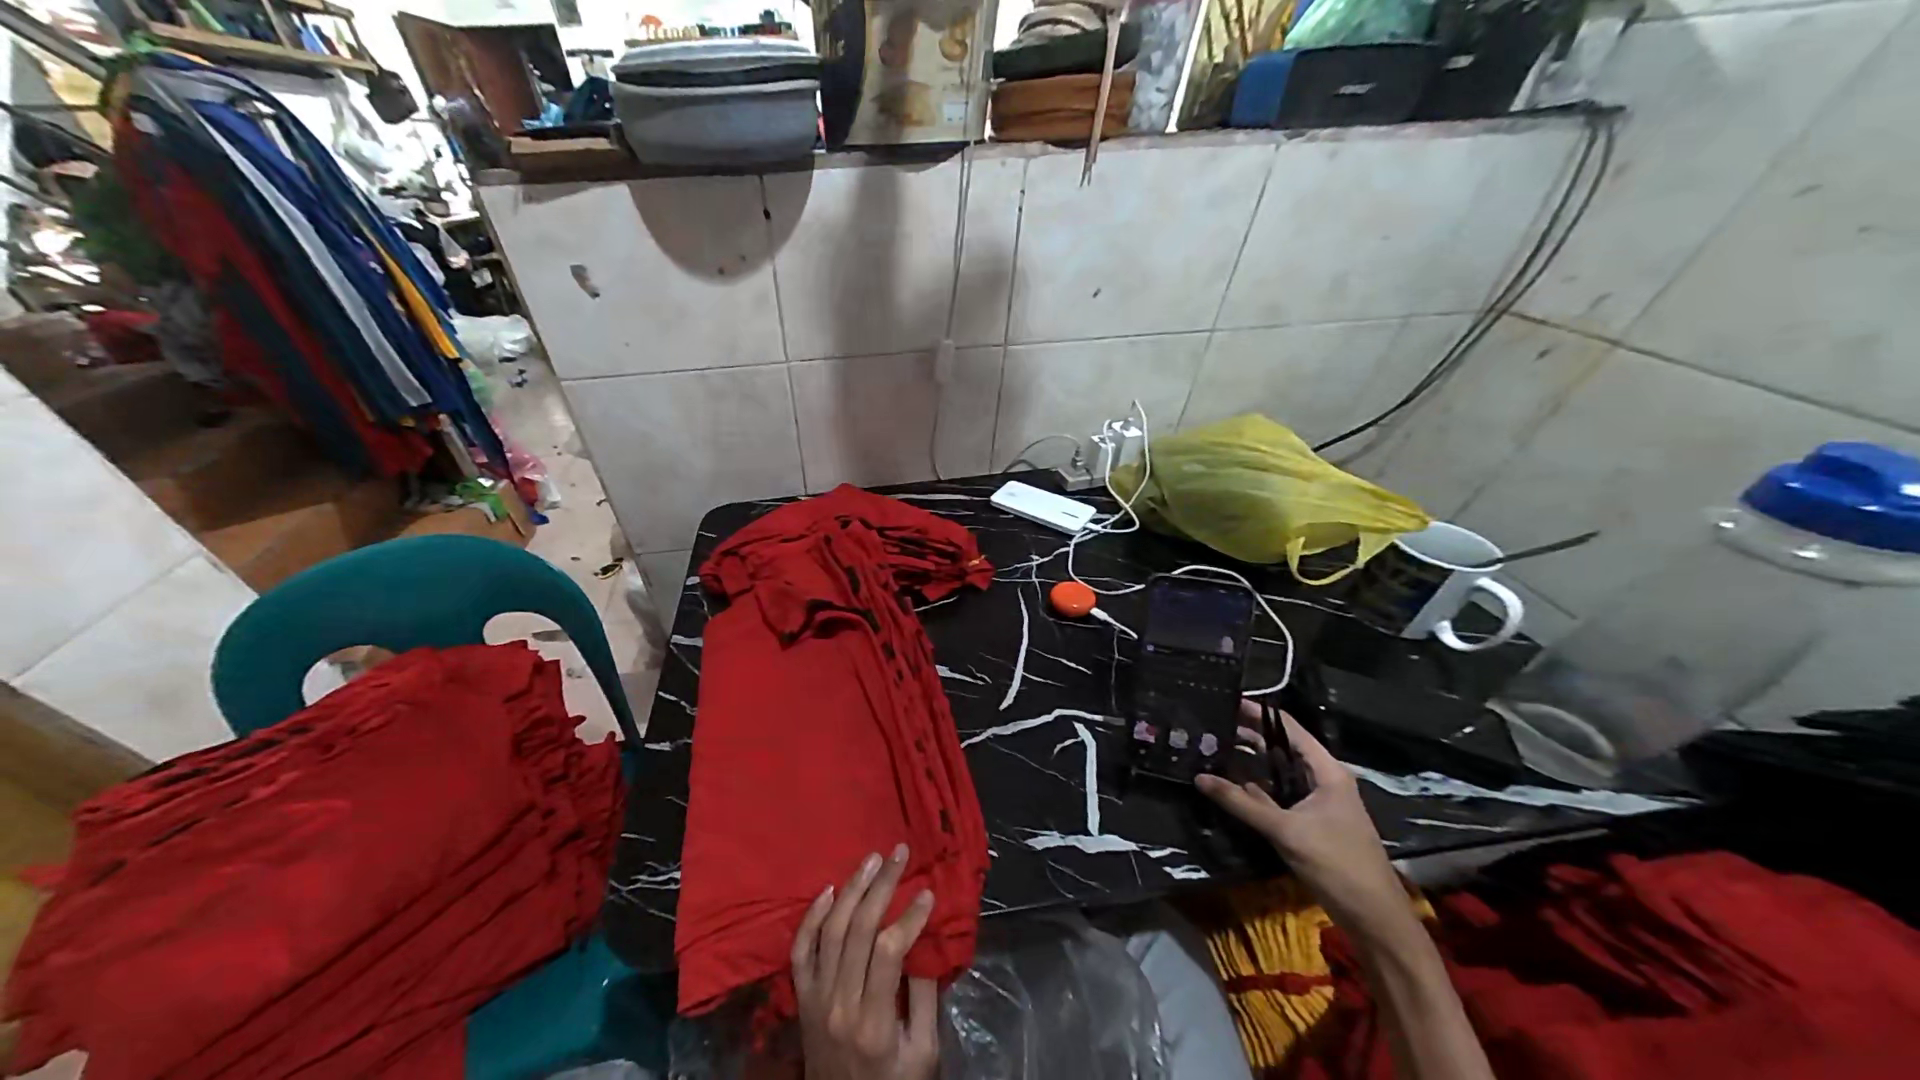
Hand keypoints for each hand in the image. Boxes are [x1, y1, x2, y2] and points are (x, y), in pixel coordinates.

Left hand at [791, 845, 939, 1079]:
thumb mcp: (922, 1052)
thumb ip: (923, 998)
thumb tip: (924, 944)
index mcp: (873, 1021)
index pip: (889, 950)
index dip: (910, 917)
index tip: (928, 893)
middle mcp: (838, 1003)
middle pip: (858, 929)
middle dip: (882, 885)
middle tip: (899, 853)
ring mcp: (815, 998)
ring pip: (830, 930)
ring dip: (852, 889)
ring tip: (871, 860)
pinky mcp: (802, 997)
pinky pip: (801, 949)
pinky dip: (811, 917)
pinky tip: (829, 889)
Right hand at [1196, 702, 1413, 944]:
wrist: (1373, 917)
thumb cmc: (1336, 863)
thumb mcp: (1285, 830)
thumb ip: (1241, 802)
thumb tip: (1200, 777)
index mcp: (1327, 772)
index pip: (1290, 730)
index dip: (1259, 714)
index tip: (1229, 701)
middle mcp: (1324, 781)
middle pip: (1283, 749)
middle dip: (1250, 737)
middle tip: (1213, 726)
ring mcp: (1319, 803)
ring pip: (1280, 774)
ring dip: (1252, 764)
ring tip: (1216, 749)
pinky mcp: (1312, 823)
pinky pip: (1281, 796)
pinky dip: (1258, 789)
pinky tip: (1232, 787)